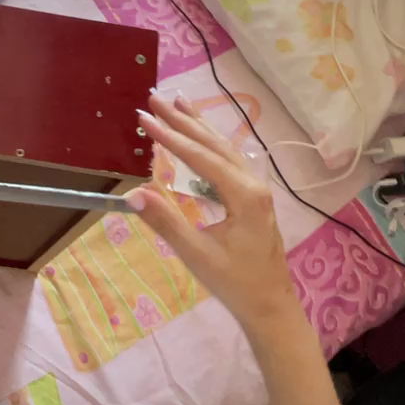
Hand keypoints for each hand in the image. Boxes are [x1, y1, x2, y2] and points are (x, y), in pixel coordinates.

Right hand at [130, 93, 311, 343]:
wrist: (271, 306)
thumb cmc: (235, 282)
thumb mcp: (197, 254)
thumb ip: (166, 221)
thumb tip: (133, 194)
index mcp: (244, 195)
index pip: (200, 157)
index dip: (169, 136)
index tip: (144, 117)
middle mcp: (253, 184)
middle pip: (213, 144)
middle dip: (182, 120)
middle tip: (154, 98)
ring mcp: (256, 189)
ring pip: (223, 148)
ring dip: (198, 125)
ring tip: (178, 101)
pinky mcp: (252, 197)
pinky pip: (228, 160)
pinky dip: (209, 143)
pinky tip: (200, 136)